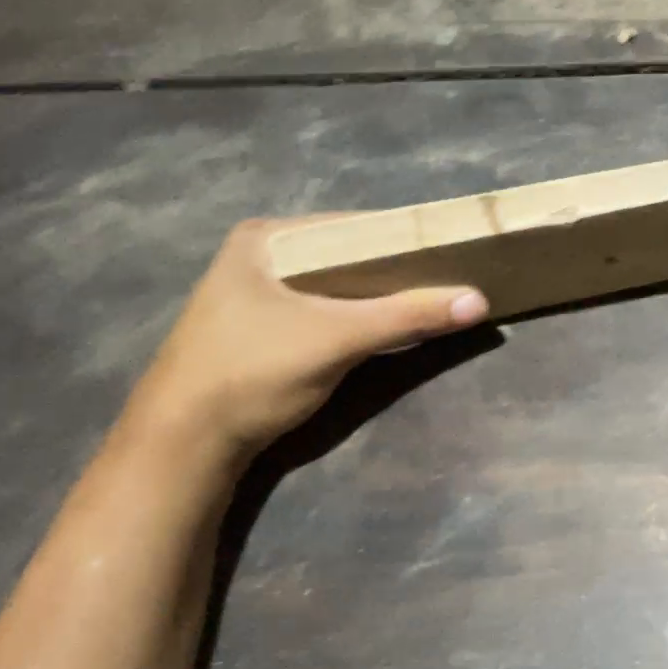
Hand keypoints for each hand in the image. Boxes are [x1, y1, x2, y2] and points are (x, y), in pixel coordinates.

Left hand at [124, 217, 488, 458]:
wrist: (186, 441)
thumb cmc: (253, 372)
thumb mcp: (338, 338)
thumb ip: (410, 316)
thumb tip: (481, 301)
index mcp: (268, 238)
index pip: (357, 226)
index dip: (409, 238)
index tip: (458, 252)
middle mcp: (266, 256)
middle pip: (354, 256)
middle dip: (402, 270)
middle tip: (457, 279)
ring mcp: (267, 293)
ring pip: (347, 285)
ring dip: (388, 297)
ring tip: (439, 300)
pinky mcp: (274, 328)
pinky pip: (337, 309)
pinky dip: (369, 316)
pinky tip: (400, 327)